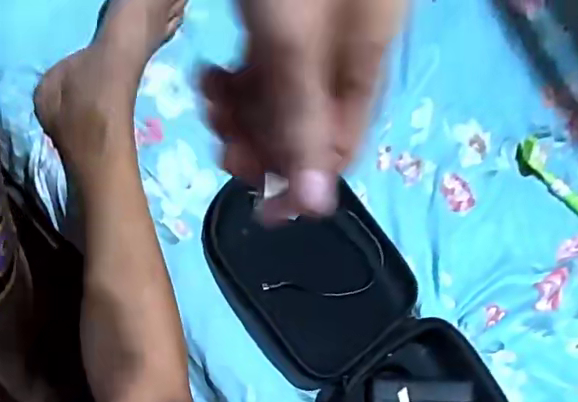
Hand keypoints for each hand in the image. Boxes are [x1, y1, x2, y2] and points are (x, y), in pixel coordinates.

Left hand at [203, 0, 407, 220]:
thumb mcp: (295, 42)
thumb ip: (304, 121)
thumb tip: (317, 206)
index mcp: (367, 60)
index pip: (341, 151)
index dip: (299, 185)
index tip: (260, 205)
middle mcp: (346, 54)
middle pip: (305, 133)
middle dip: (261, 150)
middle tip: (226, 150)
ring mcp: (315, 35)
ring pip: (277, 105)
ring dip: (240, 119)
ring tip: (211, 105)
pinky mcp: (284, 14)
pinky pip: (261, 69)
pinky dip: (233, 83)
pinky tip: (210, 78)